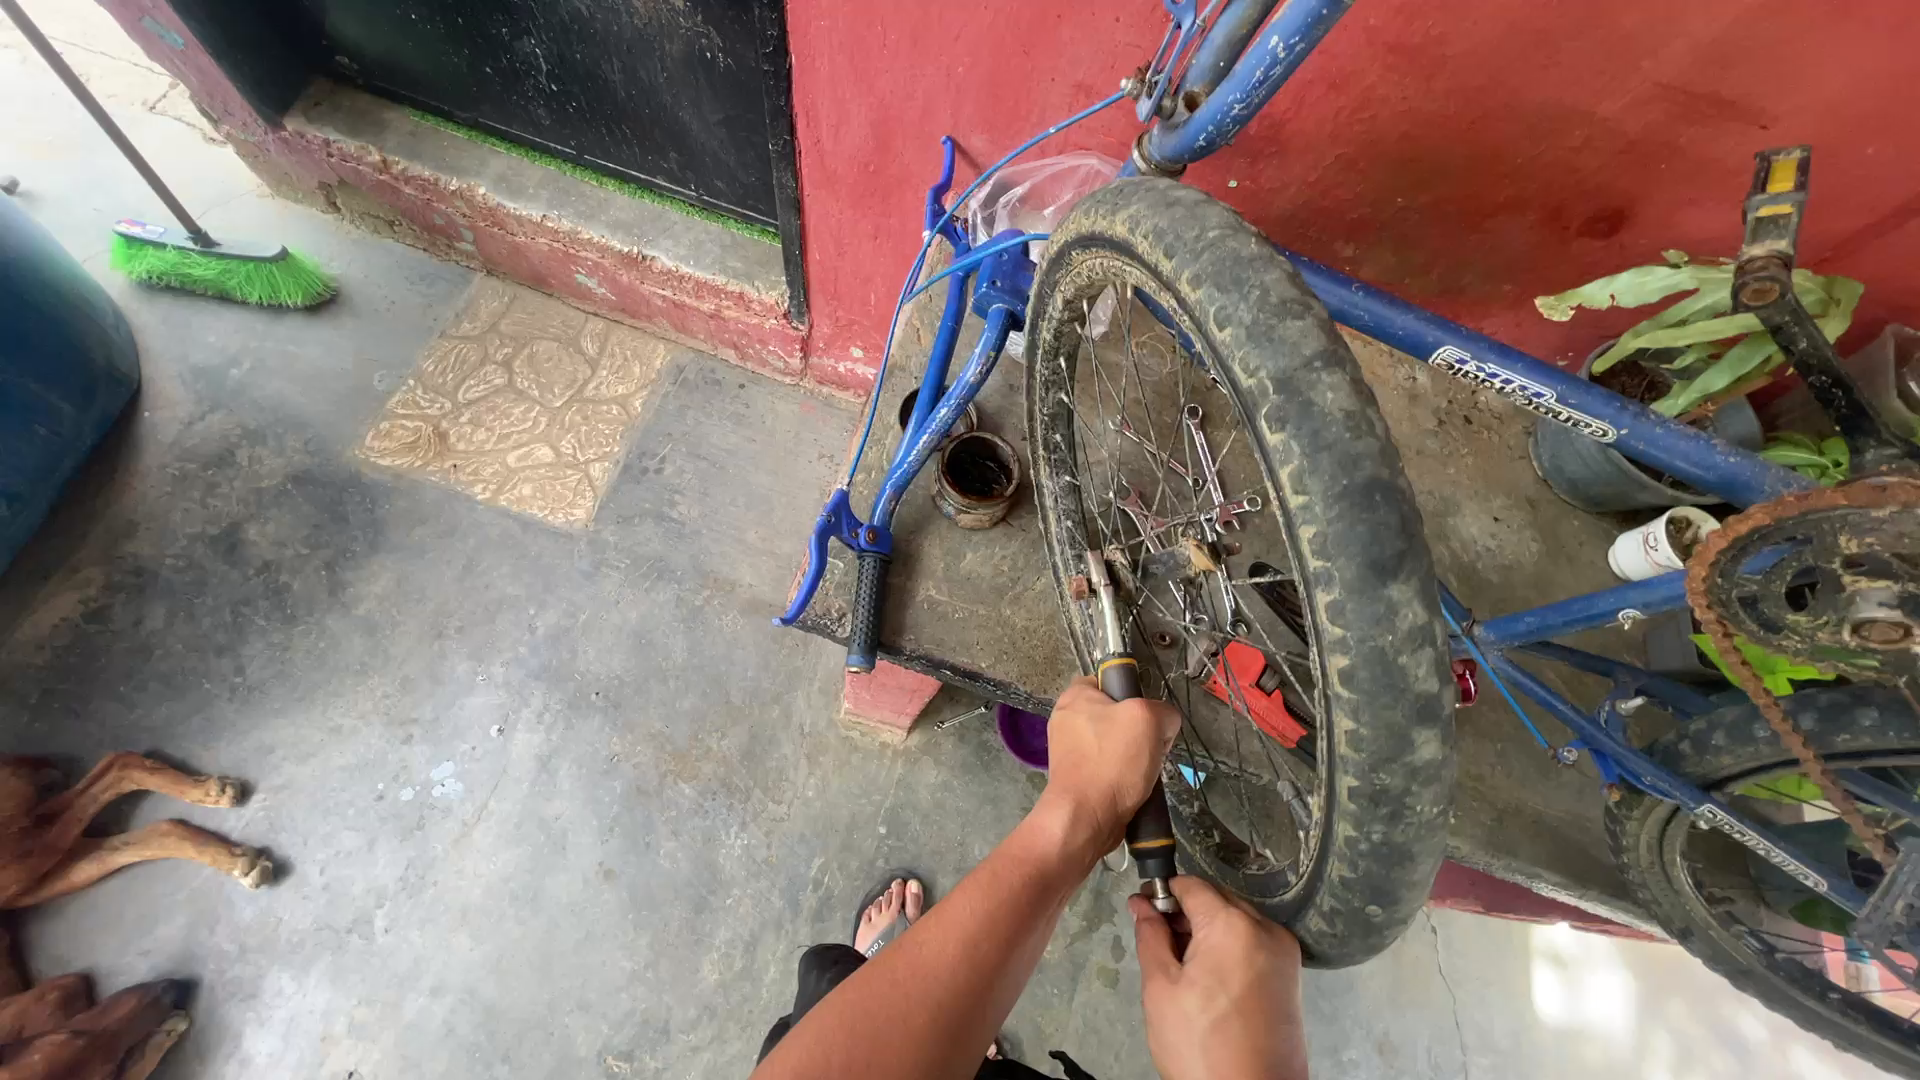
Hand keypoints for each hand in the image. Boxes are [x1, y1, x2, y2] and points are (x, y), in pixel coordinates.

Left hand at [1039, 677, 1180, 850]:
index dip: (1134, 695)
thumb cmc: (1112, 761)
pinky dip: (1123, 776)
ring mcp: (1069, 750)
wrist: (1086, 817)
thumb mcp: (1148, 718)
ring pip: (1116, 744)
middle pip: (1118, 715)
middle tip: (1152, 746)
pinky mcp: (1076, 777)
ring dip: (1135, 756)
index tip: (1148, 715)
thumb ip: (1163, 710)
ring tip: (1145, 770)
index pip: (1110, 681)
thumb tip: (1164, 722)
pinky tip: (1135, 787)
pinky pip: (1109, 767)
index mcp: (1075, 696)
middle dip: (1140, 731)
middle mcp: (1067, 719)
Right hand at [1130, 876, 1306, 1079]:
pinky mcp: (1291, 976)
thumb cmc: (1200, 1046)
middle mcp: (1265, 928)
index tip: (1143, 914)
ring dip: (1208, 931)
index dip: (1162, 895)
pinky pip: (1253, 942)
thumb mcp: (1161, 988)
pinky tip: (1212, 980)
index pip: (1190, 886)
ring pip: (1235, 920)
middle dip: (1186, 914)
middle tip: (1161, 946)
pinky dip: (1230, 948)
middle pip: (1215, 900)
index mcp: (1232, 925)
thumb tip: (1142, 902)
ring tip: (1186, 969)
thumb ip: (1150, 935)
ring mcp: (1284, 952)